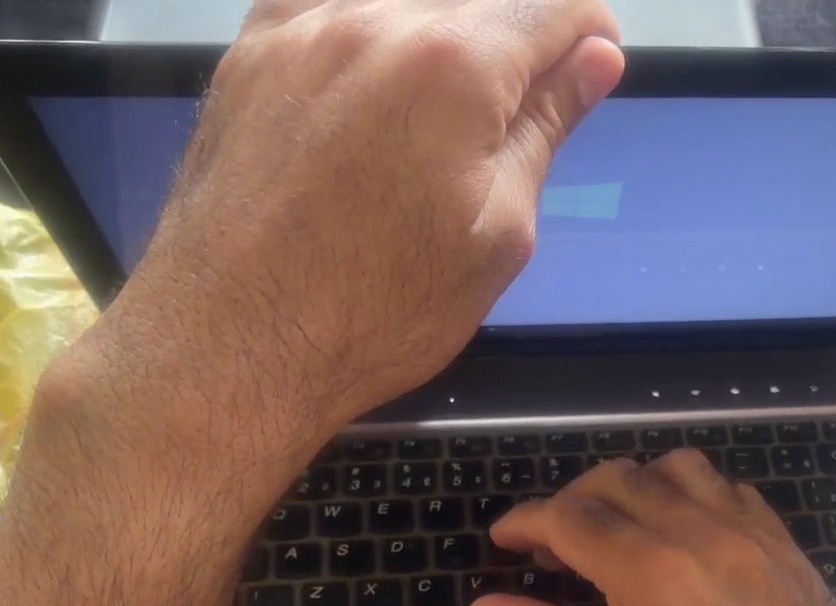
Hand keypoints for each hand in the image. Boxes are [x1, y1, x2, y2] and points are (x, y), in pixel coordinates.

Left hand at [41, 0, 623, 515]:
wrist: (237, 341)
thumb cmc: (390, 309)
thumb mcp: (498, 234)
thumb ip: (545, 131)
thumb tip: (596, 59)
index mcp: (455, 66)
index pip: (547, 11)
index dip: (586, 30)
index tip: (598, 58)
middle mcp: (376, 16)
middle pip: (474, 2)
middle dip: (515, 44)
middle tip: (519, 119)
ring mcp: (300, 25)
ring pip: (402, 4)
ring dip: (445, 44)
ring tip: (445, 122)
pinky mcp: (248, 52)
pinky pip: (332, 11)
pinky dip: (375, 38)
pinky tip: (377, 90)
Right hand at [466, 452, 835, 605]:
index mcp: (654, 573)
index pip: (571, 517)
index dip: (527, 523)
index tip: (505, 539)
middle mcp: (706, 533)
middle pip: (622, 478)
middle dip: (572, 501)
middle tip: (550, 548)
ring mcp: (757, 536)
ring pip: (681, 469)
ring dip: (635, 486)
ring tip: (615, 533)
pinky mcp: (790, 551)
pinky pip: (732, 492)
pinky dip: (692, 495)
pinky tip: (684, 540)